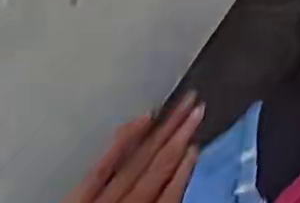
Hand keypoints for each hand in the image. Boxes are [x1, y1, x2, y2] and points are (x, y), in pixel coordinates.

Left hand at [63, 91, 203, 202]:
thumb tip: (174, 188)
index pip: (167, 197)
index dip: (184, 171)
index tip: (198, 144)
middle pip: (155, 171)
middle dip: (179, 138)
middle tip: (198, 107)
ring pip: (136, 163)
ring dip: (162, 132)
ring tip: (183, 105)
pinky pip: (101, 169)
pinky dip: (124, 142)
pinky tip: (142, 119)